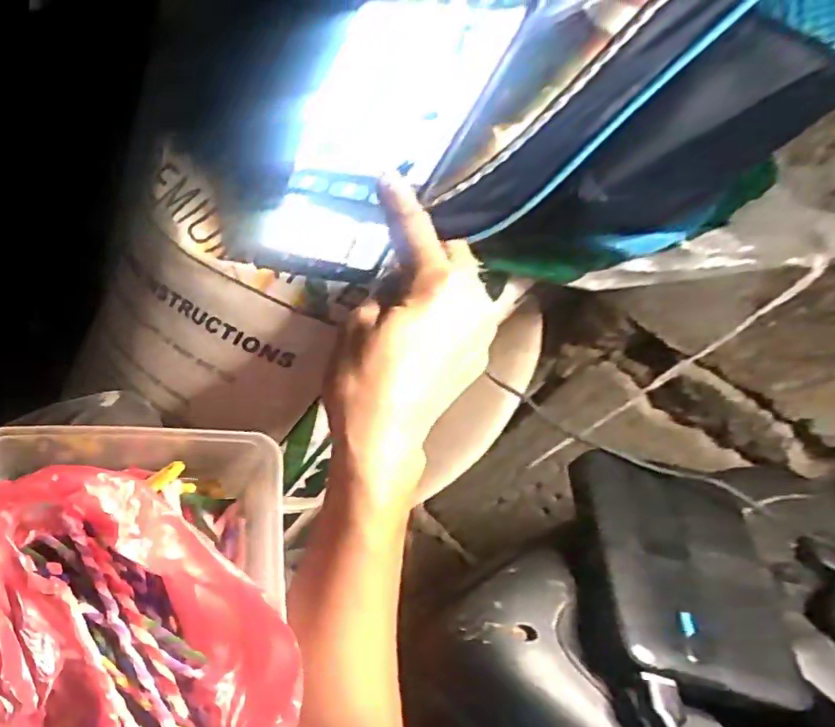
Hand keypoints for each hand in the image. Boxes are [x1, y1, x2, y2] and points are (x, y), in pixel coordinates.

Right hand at [325, 177, 509, 500]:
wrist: (384, 439)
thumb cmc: (361, 383)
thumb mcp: (352, 333)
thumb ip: (373, 300)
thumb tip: (386, 294)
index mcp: (438, 286)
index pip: (418, 234)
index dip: (401, 206)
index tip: (388, 179)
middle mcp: (473, 299)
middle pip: (456, 257)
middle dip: (428, 255)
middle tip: (393, 268)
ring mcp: (482, 330)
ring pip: (463, 289)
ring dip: (437, 287)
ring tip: (404, 306)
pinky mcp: (478, 356)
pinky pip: (464, 320)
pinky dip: (443, 317)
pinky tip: (416, 337)